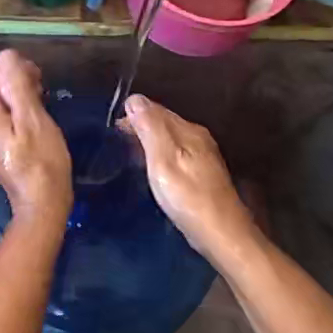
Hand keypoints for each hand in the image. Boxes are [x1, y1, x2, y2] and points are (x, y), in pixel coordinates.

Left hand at [0, 50, 71, 224]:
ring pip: (2, 106)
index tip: (36, 75)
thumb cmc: (42, 164)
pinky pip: (9, 122)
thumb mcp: (34, 121)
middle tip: (43, 86)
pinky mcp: (5, 151)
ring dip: (21, 96)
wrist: (43, 207)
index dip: (9, 67)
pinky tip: (40, 120)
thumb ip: (18, 89)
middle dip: (15, 80)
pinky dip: (23, 113)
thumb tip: (5, 57)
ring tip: (44, 100)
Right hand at [119, 94, 255, 258]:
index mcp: (189, 131)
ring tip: (128, 153)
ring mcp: (203, 157)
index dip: (133, 114)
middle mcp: (198, 138)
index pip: (157, 110)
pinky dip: (159, 156)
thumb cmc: (188, 197)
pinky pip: (175, 155)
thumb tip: (135, 99)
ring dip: (149, 141)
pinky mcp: (202, 175)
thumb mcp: (163, 159)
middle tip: (115, 141)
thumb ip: (150, 128)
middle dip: (141, 126)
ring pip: (170, 139)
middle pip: (165, 122)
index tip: (112, 128)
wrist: (221, 233)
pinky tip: (151, 169)